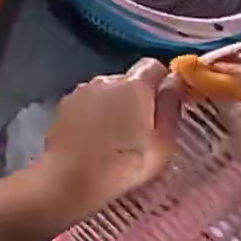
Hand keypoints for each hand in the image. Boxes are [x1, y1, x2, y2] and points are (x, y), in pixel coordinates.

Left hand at [37, 59, 179, 219]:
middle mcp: (104, 80)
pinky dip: (96, 111)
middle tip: (145, 127)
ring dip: (115, 104)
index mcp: (132, 85)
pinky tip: (97, 136)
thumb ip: (170, 109)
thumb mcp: (163, 143)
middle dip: (139, 96)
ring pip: (107, 90)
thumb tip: (175, 84)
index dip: (162, 80)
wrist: (71, 174)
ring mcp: (80, 90)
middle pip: (128, 80)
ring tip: (118, 135)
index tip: (167, 101)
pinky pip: (89, 101)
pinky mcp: (64, 102)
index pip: (152, 66)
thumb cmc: (125, 163)